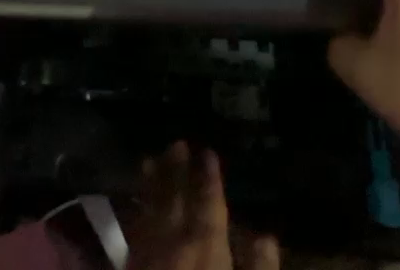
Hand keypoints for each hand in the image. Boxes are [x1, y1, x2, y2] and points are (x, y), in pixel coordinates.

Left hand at [127, 142, 278, 269]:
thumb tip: (265, 237)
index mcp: (207, 247)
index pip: (209, 203)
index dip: (209, 177)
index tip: (207, 152)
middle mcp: (174, 242)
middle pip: (174, 198)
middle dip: (176, 170)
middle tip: (176, 143)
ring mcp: (148, 256)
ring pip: (149, 210)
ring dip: (151, 185)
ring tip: (151, 161)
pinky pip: (134, 232)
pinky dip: (137, 212)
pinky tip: (137, 207)